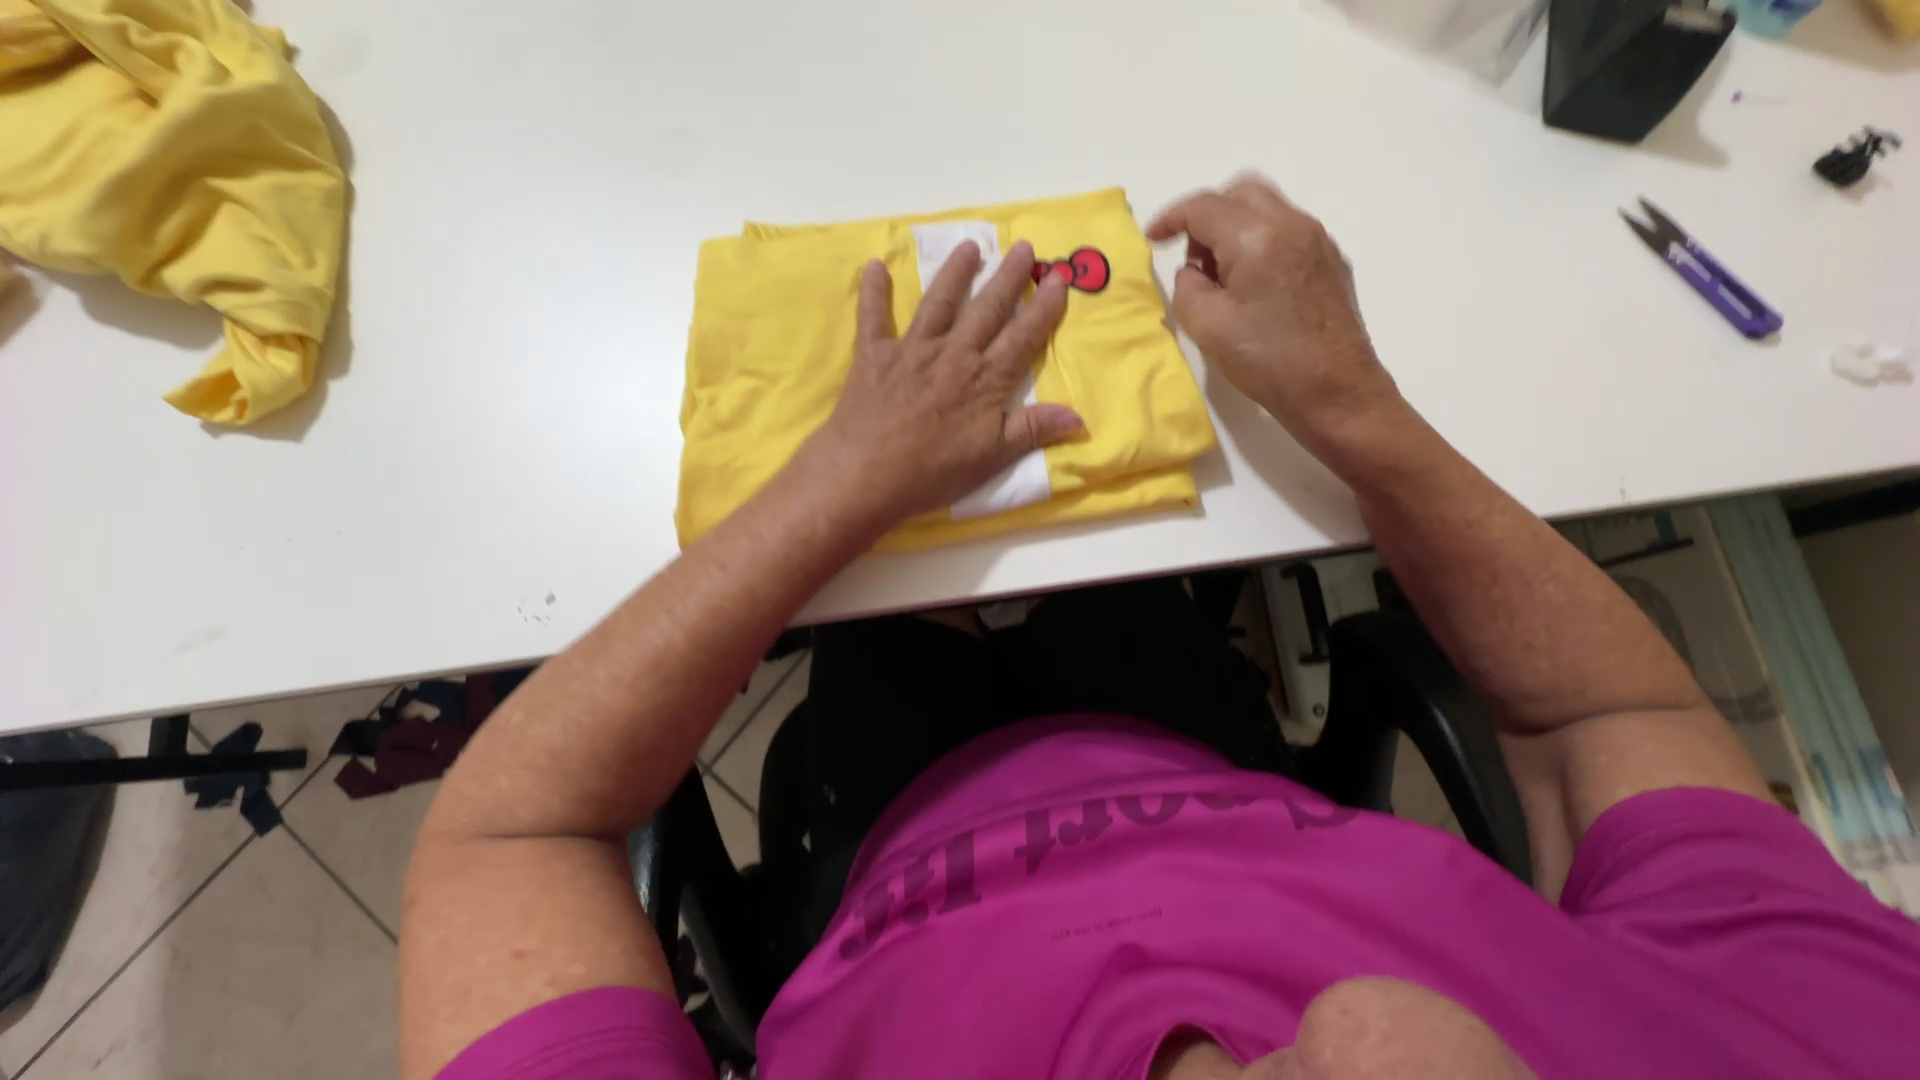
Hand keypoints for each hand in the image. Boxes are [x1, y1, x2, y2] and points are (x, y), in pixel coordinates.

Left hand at [800, 240, 1081, 525]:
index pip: (1023, 337)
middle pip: (986, 309)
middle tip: (1022, 248)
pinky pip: (873, 316)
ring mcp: (912, 350)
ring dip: (955, 273)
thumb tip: (1078, 416)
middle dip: (1008, 278)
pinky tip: (874, 266)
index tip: (1058, 278)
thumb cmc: (933, 472)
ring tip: (969, 246)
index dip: (1043, 308)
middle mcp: (953, 354)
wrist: (867, 473)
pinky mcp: (874, 355)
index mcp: (985, 379)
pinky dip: (874, 291)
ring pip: (939, 303)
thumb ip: (1033, 430)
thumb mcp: (992, 458)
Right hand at [1146, 176, 1402, 450]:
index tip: (1152, 239)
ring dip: (1235, 229)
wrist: (1334, 390)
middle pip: (1240, 193)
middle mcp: (1292, 224)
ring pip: (1266, 208)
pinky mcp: (1331, 261)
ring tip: (1223, 278)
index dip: (1171, 218)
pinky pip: (1286, 232)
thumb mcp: (1205, 326)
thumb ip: (1187, 286)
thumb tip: (1196, 271)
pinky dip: (1260, 243)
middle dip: (1207, 217)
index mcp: (1256, 237)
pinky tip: (1253, 288)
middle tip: (1194, 261)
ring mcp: (1317, 240)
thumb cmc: (1265, 360)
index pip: (1203, 207)